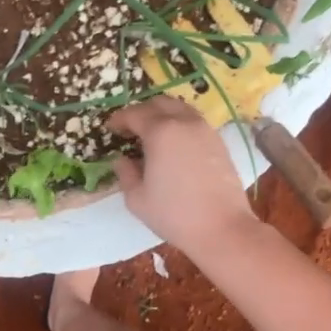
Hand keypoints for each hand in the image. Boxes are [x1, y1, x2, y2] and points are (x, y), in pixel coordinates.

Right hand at [109, 98, 257, 251]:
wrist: (221, 227)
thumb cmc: (173, 214)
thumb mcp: (137, 198)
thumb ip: (125, 174)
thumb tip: (121, 160)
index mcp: (161, 132)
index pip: (135, 114)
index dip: (119, 118)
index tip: (110, 128)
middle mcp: (184, 123)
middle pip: (160, 103)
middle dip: (142, 111)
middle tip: (130, 128)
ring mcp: (205, 131)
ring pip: (181, 109)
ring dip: (163, 115)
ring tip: (152, 135)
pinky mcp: (219, 143)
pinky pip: (194, 123)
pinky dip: (179, 125)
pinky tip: (173, 146)